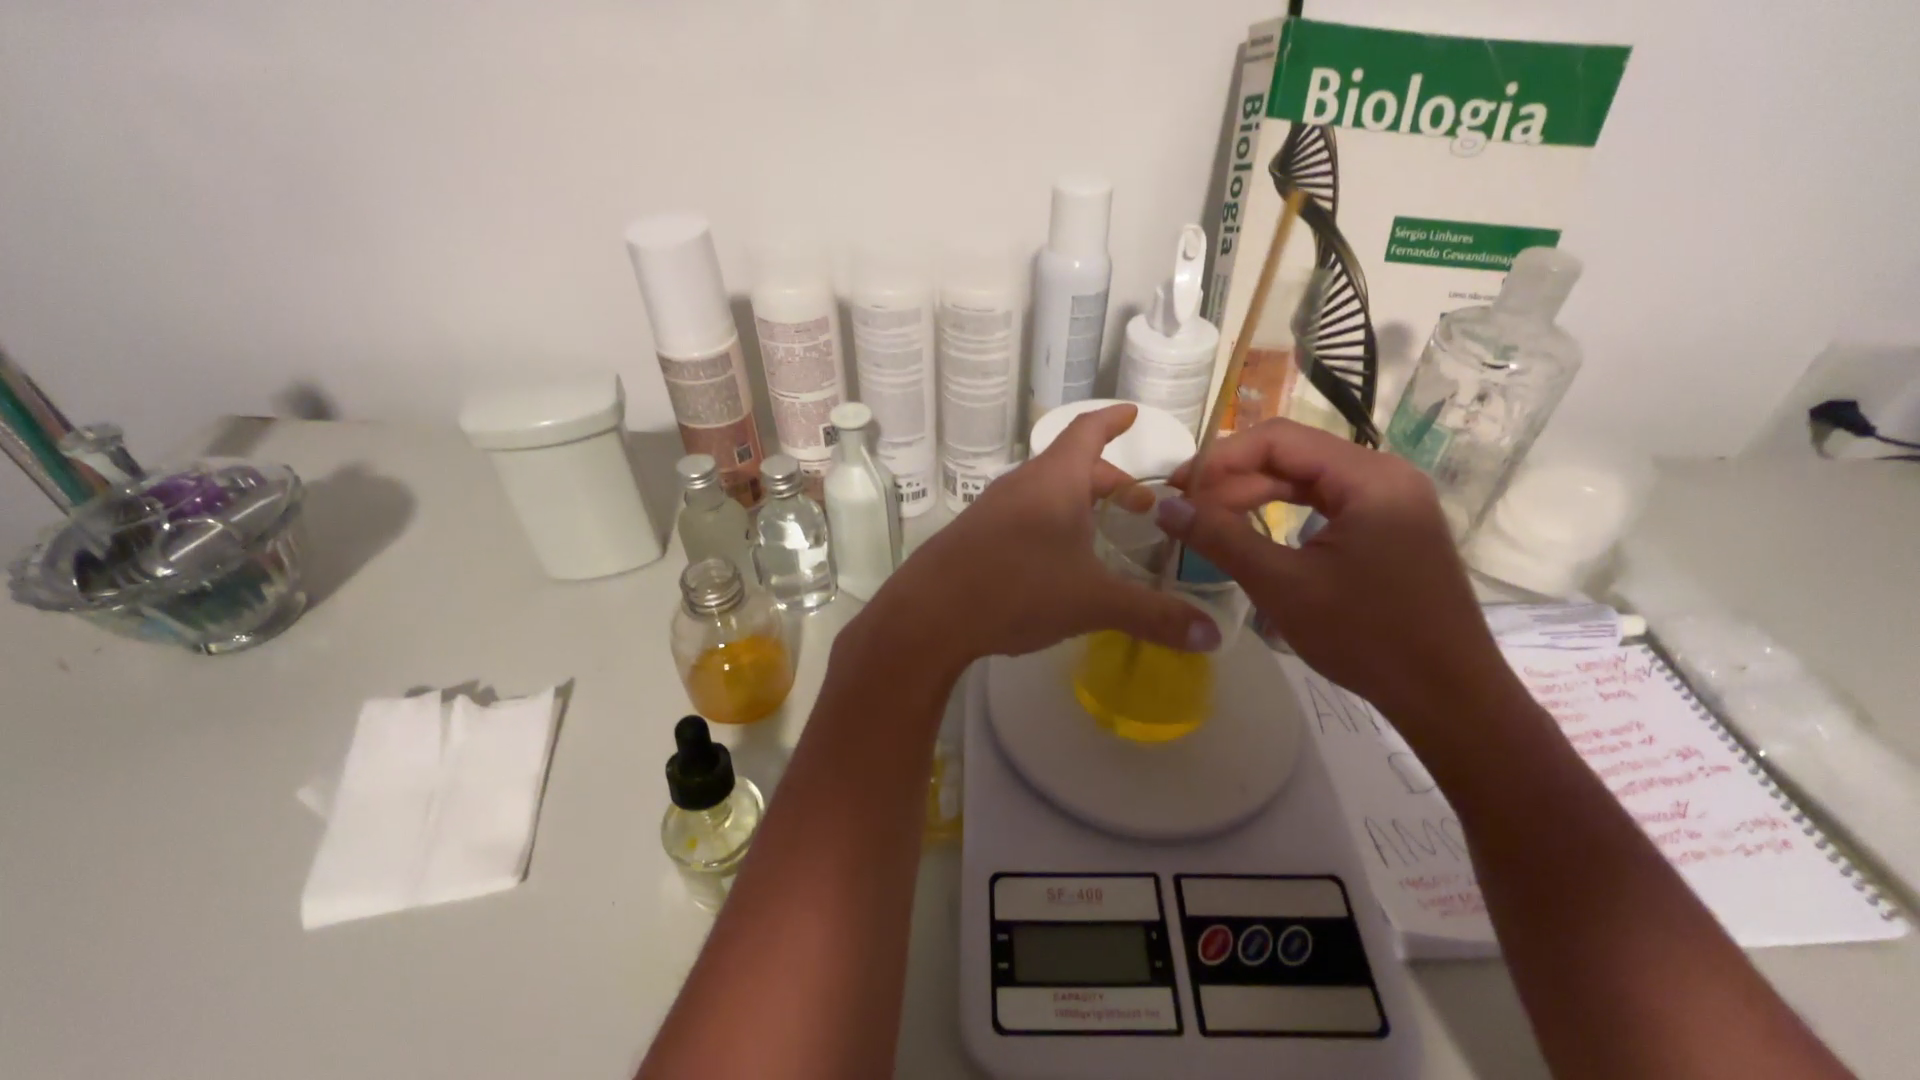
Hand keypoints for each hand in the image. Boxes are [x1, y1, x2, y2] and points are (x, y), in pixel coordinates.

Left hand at [862, 404, 1221, 668]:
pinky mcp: (974, 537)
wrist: (927, 616)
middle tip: (1140, 508)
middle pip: (1071, 466)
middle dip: (1109, 481)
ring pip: (1046, 493)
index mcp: (1055, 481)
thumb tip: (1213, 636)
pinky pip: (1023, 516)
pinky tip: (1057, 563)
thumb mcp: (1093, 602)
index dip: (1113, 420)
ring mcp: (993, 510)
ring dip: (1078, 505)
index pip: (1088, 431)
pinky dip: (1051, 525)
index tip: (1133, 413)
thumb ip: (1154, 616)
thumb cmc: (1016, 590)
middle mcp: (1022, 485)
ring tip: (1102, 536)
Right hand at [1160, 419, 1512, 720]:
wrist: (1448, 695)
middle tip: (1186, 510)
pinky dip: (1286, 512)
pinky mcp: (1392, 527)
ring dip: (1256, 494)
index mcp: (1369, 477)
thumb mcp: (1283, 586)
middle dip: (1234, 478)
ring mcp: (1393, 501)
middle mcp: (1386, 475)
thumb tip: (1165, 506)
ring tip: (1211, 521)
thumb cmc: (1367, 637)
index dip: (1220, 458)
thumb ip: (1221, 538)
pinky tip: (1256, 531)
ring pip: (1309, 479)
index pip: (1279, 439)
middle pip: (1294, 454)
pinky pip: (1328, 503)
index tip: (1177, 488)